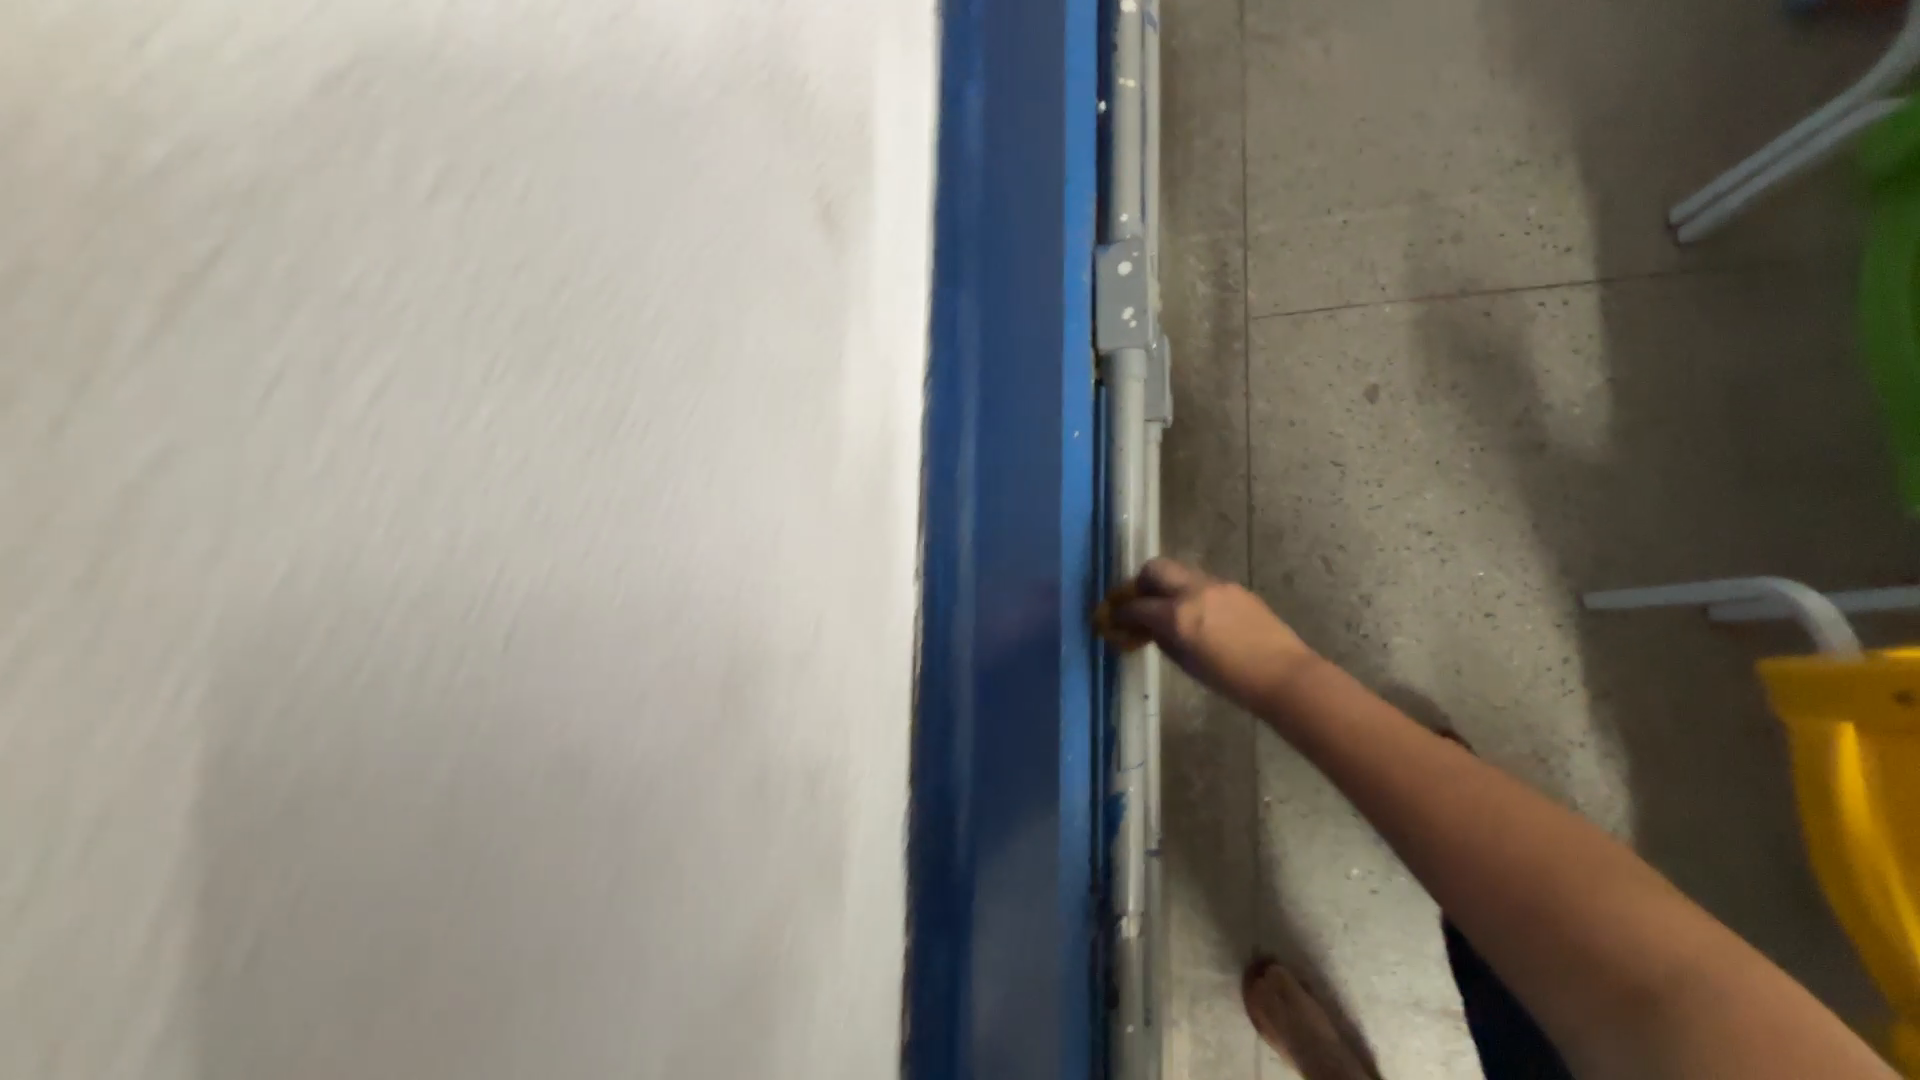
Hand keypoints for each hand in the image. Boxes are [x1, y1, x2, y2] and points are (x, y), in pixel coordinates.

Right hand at [1101, 557, 1317, 708]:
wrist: (1283, 675)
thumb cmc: (1231, 681)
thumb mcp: (1187, 663)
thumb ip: (1163, 639)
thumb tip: (1150, 628)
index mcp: (1177, 615)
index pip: (1137, 605)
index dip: (1122, 612)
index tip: (1116, 618)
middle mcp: (1193, 591)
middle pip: (1155, 568)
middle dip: (1142, 583)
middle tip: (1141, 603)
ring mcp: (1217, 585)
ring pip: (1180, 572)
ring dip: (1168, 586)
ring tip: (1171, 611)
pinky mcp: (1235, 588)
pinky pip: (1202, 583)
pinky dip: (1191, 593)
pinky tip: (1200, 616)